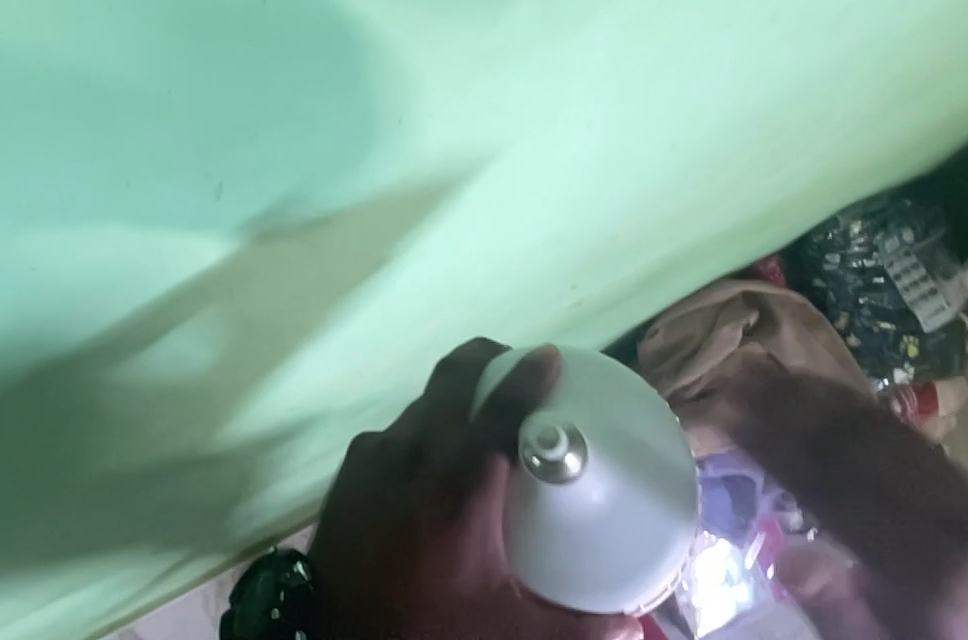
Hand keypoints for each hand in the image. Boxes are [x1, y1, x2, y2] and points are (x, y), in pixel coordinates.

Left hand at [307, 338, 641, 639]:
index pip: (501, 410)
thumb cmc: (427, 628)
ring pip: (423, 402)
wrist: (334, 634)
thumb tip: (633, 626)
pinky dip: (422, 428)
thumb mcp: (509, 633)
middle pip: (453, 377)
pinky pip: (396, 429)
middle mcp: (416, 451)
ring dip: (453, 397)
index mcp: (460, 484)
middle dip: (485, 357)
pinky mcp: (352, 464)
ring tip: (478, 417)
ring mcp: (377, 452)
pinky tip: (431, 460)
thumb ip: (579, 627)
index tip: (548, 355)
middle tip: (513, 362)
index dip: (529, 376)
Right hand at [722, 361, 967, 639]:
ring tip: (763, 371)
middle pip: (856, 450)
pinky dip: (855, 408)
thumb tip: (787, 557)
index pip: (834, 492)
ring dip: (815, 398)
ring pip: (880, 433)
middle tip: (736, 380)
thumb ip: (837, 610)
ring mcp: (966, 500)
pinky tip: (817, 386)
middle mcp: (954, 523)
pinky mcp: (965, 488)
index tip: (727, 416)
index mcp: (930, 569)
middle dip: (788, 410)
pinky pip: (903, 435)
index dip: (776, 448)